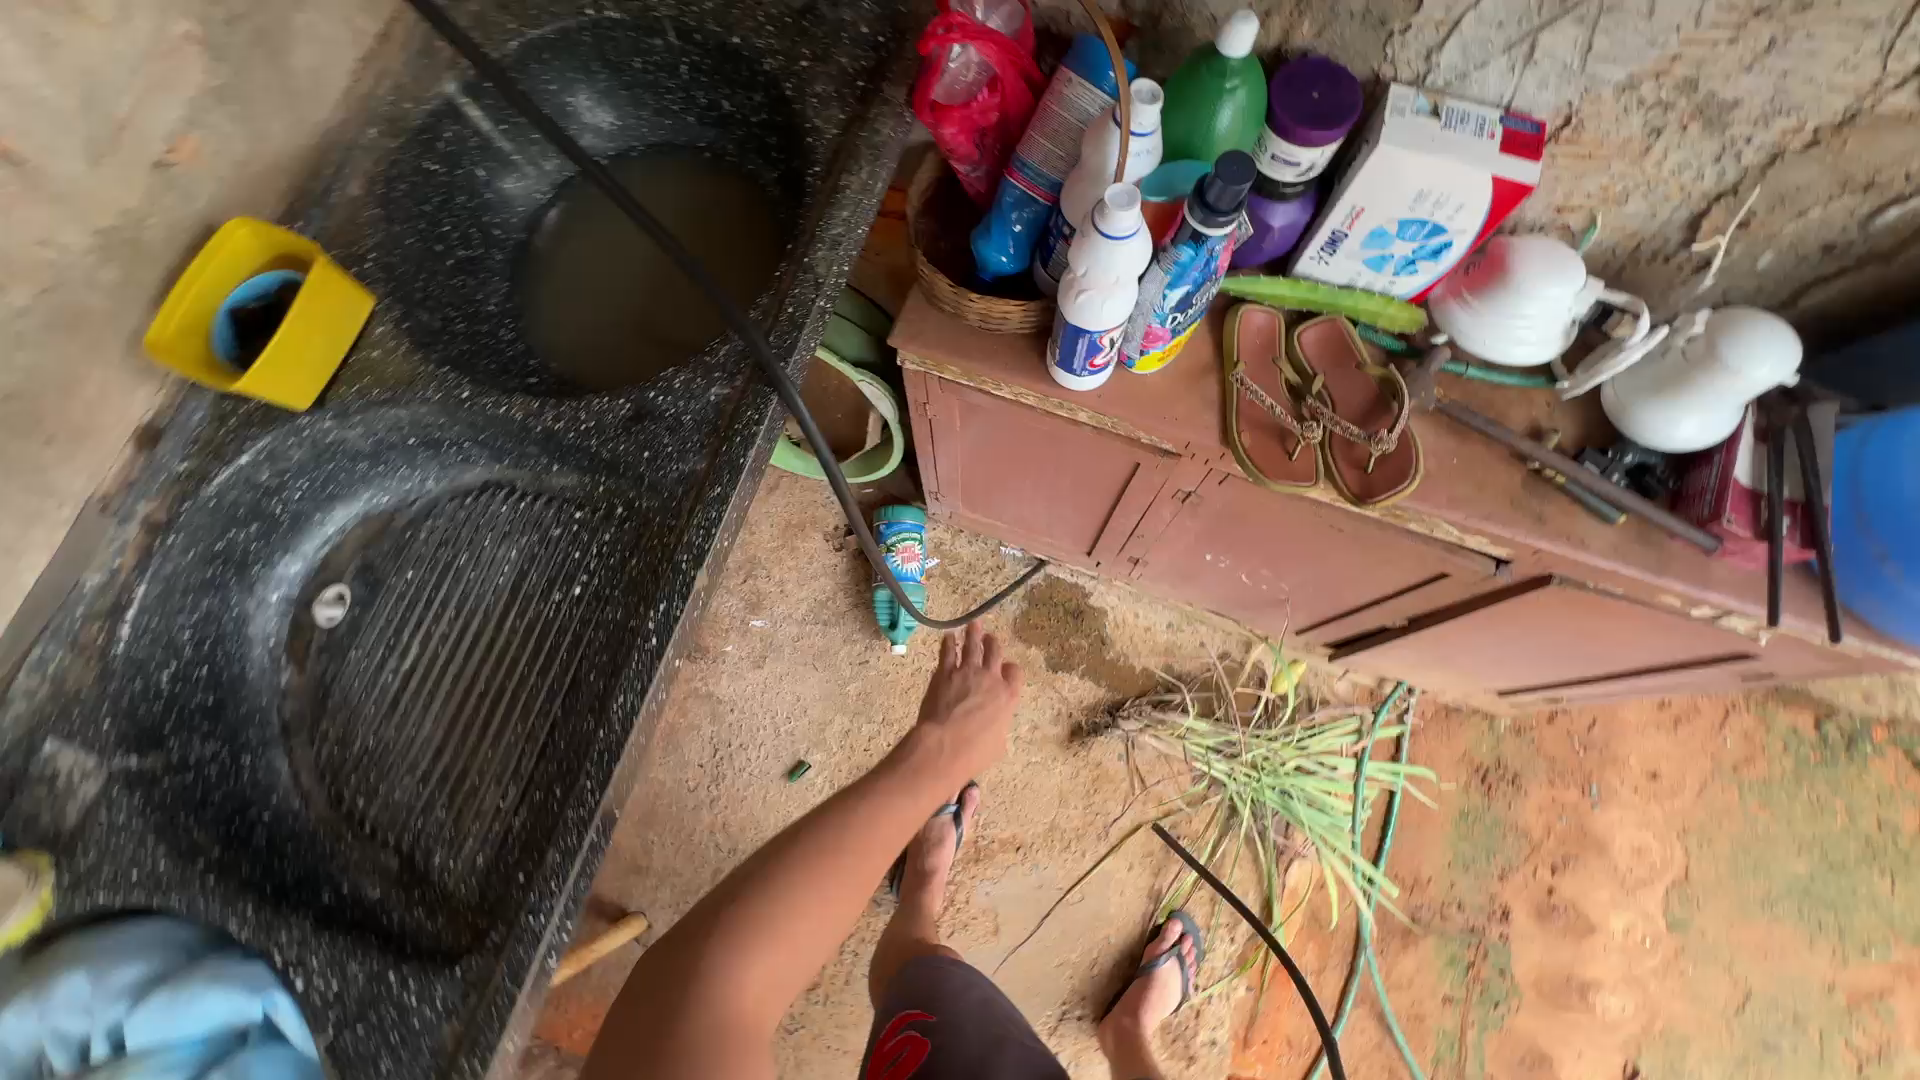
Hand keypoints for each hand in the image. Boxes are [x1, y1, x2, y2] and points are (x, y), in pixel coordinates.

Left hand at [903, 621, 1022, 784]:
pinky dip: (949, 643)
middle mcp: (990, 678)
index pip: (1015, 673)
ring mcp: (966, 672)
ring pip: (972, 646)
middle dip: (992, 642)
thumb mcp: (997, 744)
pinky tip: (949, 636)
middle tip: (989, 635)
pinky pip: (948, 652)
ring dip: (973, 634)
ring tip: (973, 624)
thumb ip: (997, 727)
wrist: (945, 744)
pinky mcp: (944, 673)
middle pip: (994, 652)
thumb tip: (991, 727)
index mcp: (1007, 696)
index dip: (1011, 669)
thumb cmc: (974, 752)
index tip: (1006, 667)